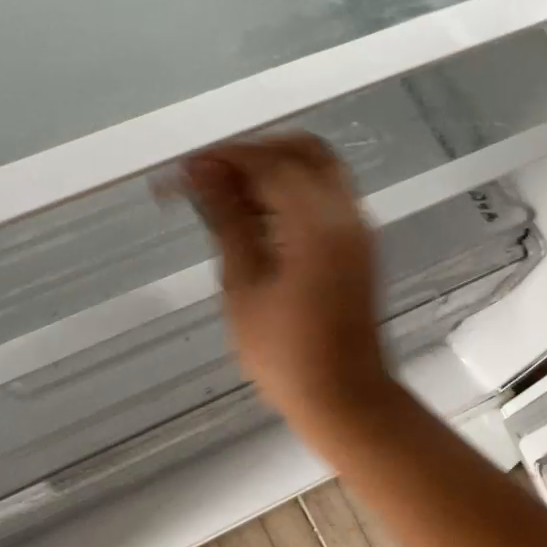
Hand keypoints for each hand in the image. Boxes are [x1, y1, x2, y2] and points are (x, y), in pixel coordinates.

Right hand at [184, 133, 394, 423]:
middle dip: (255, 154)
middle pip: (304, 150)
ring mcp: (358, 229)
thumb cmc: (285, 353)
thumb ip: (227, 220)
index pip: (270, 163)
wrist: (345, 396)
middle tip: (213, 179)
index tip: (187, 170)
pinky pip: (328, 196)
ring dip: (276, 171)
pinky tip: (259, 220)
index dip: (225, 158)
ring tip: (230, 200)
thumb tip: (203, 173)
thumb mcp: (244, 285)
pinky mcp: (359, 246)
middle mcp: (346, 214)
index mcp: (317, 223)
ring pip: (319, 170)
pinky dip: (294, 193)